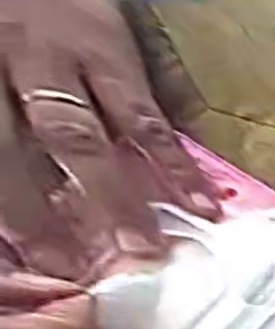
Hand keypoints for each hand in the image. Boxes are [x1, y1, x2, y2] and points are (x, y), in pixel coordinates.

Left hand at [0, 0, 220, 279]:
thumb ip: (9, 122)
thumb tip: (42, 193)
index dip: (2, 207)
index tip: (29, 256)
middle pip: (12, 152)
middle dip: (39, 212)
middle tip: (73, 264)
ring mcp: (58, 68)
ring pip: (77, 141)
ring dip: (111, 198)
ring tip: (141, 245)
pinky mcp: (113, 64)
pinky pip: (146, 123)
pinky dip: (174, 166)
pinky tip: (201, 204)